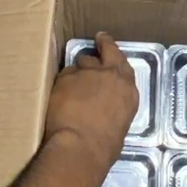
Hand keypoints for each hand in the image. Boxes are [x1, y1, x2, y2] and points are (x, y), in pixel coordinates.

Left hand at [44, 32, 137, 166]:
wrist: (81, 145)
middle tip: (98, 39)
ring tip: (72, 81)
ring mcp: (88, 73)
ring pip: (82, 60)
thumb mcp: (119, 124)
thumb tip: (104, 109)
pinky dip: (63, 81)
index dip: (116, 55)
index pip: (124, 64)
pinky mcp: (66, 76)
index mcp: (128, 90)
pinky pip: (64, 73)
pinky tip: (58, 94)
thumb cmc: (104, 147)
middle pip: (107, 51)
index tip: (110, 47)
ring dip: (79, 69)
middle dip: (103, 44)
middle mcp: (110, 76)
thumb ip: (114, 107)